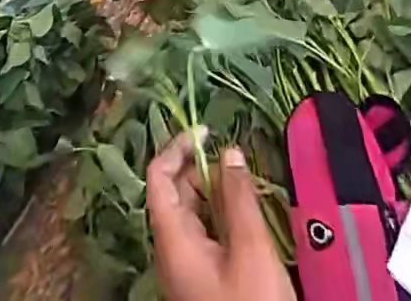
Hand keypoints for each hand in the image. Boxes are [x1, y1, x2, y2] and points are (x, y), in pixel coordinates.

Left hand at [147, 132, 292, 300]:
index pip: (159, 175)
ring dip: (218, 192)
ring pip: (195, 212)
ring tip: (249, 184)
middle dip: (205, 168)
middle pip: (177, 191)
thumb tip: (229, 150)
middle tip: (239, 160)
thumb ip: (238, 196)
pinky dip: (225, 216)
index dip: (179, 146)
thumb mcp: (250, 250)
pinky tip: (250, 214)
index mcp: (171, 236)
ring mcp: (187, 266)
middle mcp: (172, 248)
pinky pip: (208, 234)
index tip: (208, 129)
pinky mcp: (205, 280)